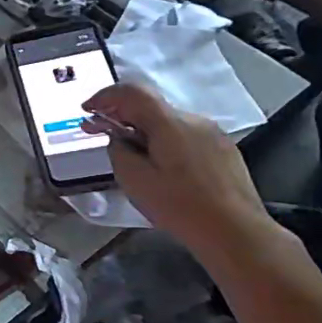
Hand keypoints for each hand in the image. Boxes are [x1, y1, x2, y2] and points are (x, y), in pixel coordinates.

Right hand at [80, 82, 278, 263]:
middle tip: (98, 133)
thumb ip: (118, 151)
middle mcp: (193, 120)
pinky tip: (161, 168)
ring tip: (131, 157)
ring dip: (143, 132)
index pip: (132, 92)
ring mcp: (212, 133)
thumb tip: (118, 138)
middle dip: (121, 116)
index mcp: (169, 124)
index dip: (105, 96)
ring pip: (168, 124)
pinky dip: (164, 142)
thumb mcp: (135, 181)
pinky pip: (185, 136)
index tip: (87, 110)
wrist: (234, 230)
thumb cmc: (180, 206)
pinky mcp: (223, 149)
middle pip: (150, 108)